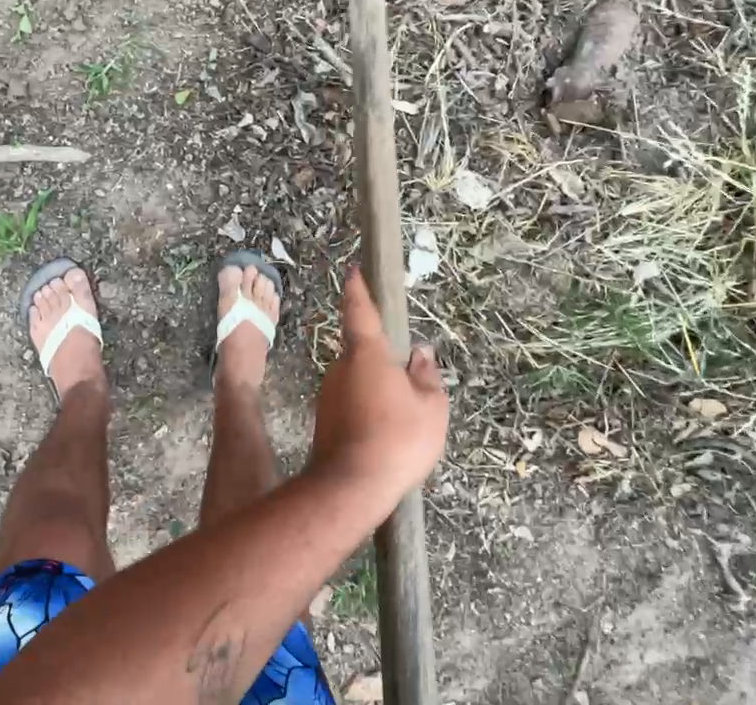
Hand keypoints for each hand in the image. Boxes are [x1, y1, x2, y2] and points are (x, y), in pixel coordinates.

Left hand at [307, 269, 449, 508]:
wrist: (352, 484)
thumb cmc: (398, 438)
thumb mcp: (431, 407)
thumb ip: (427, 376)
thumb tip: (422, 354)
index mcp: (366, 353)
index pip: (360, 311)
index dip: (358, 290)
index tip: (353, 271)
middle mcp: (340, 366)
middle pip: (363, 353)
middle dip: (384, 363)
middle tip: (410, 388)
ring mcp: (328, 391)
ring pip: (358, 380)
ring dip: (376, 390)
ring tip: (402, 421)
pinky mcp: (324, 416)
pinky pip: (351, 402)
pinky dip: (367, 410)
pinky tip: (384, 436)